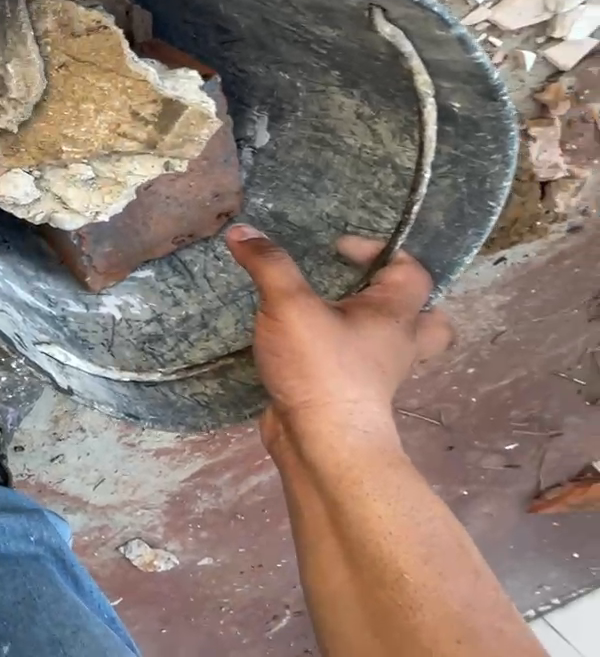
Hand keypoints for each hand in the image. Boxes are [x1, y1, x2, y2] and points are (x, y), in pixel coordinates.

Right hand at [225, 225, 453, 454]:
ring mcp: (376, 371)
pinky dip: (344, 349)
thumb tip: (242, 230)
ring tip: (335, 314)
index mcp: (395, 317)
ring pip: (395, 343)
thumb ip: (267, 265)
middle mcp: (396, 343)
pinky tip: (307, 344)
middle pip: (426, 317)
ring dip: (375, 326)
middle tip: (359, 286)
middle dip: (400, 298)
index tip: (334, 247)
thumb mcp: (288, 305)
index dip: (380, 251)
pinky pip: (359, 361)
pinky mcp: (350, 390)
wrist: (324, 439)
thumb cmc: (319, 366)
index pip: (411, 273)